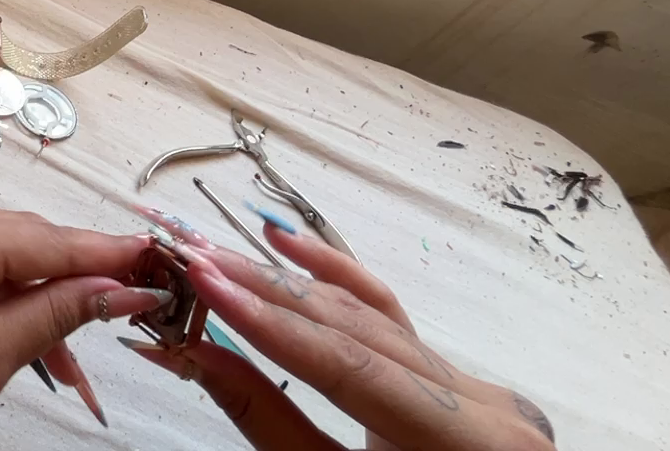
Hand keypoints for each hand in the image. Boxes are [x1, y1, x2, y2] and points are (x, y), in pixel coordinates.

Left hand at [0, 198, 168, 450]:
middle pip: (19, 238)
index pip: (42, 239)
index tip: (155, 262)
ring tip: (69, 361)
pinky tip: (22, 335)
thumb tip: (113, 288)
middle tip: (127, 313)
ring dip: (34, 296)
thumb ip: (50, 316)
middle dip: (72, 280)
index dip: (103, 254)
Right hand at [125, 217, 555, 449]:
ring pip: (359, 313)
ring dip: (278, 280)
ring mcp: (469, 383)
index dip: (266, 319)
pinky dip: (331, 272)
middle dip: (259, 288)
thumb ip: (263, 415)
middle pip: (348, 326)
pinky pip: (386, 313)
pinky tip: (280, 239)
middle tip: (188, 256)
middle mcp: (482, 401)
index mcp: (469, 442)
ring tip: (210, 252)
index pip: (346, 362)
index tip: (200, 278)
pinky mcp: (447, 375)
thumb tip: (187, 347)